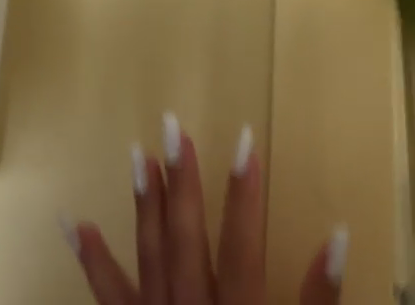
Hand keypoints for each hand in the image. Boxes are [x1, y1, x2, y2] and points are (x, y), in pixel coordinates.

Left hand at [64, 120, 346, 304]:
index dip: (245, 188)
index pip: (241, 239)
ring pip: (146, 256)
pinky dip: (91, 261)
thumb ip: (320, 297)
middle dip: (181, 180)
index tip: (245, 136)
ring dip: (143, 205)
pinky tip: (76, 225)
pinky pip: (107, 297)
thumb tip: (338, 234)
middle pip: (185, 237)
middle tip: (171, 126)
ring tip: (137, 155)